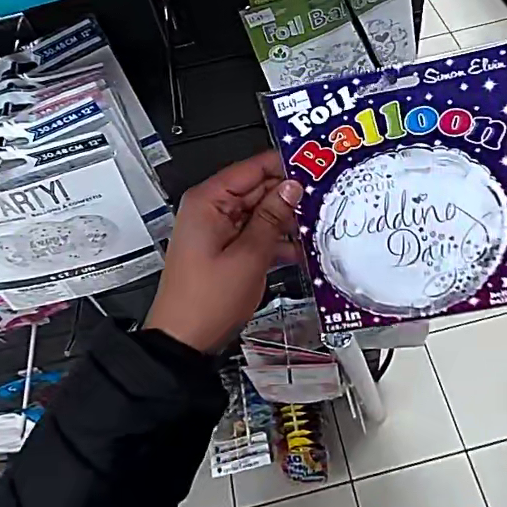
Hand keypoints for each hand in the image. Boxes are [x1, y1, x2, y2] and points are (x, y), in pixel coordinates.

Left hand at [146, 149, 302, 352]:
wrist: (184, 340)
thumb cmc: (204, 302)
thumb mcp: (249, 255)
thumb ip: (273, 217)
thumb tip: (292, 188)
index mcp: (208, 201)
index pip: (253, 167)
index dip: (285, 166)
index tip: (314, 167)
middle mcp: (211, 209)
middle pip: (259, 188)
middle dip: (290, 196)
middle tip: (322, 201)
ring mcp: (218, 228)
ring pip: (261, 211)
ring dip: (286, 220)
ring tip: (314, 227)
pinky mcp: (225, 247)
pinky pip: (255, 232)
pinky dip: (276, 239)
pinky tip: (298, 250)